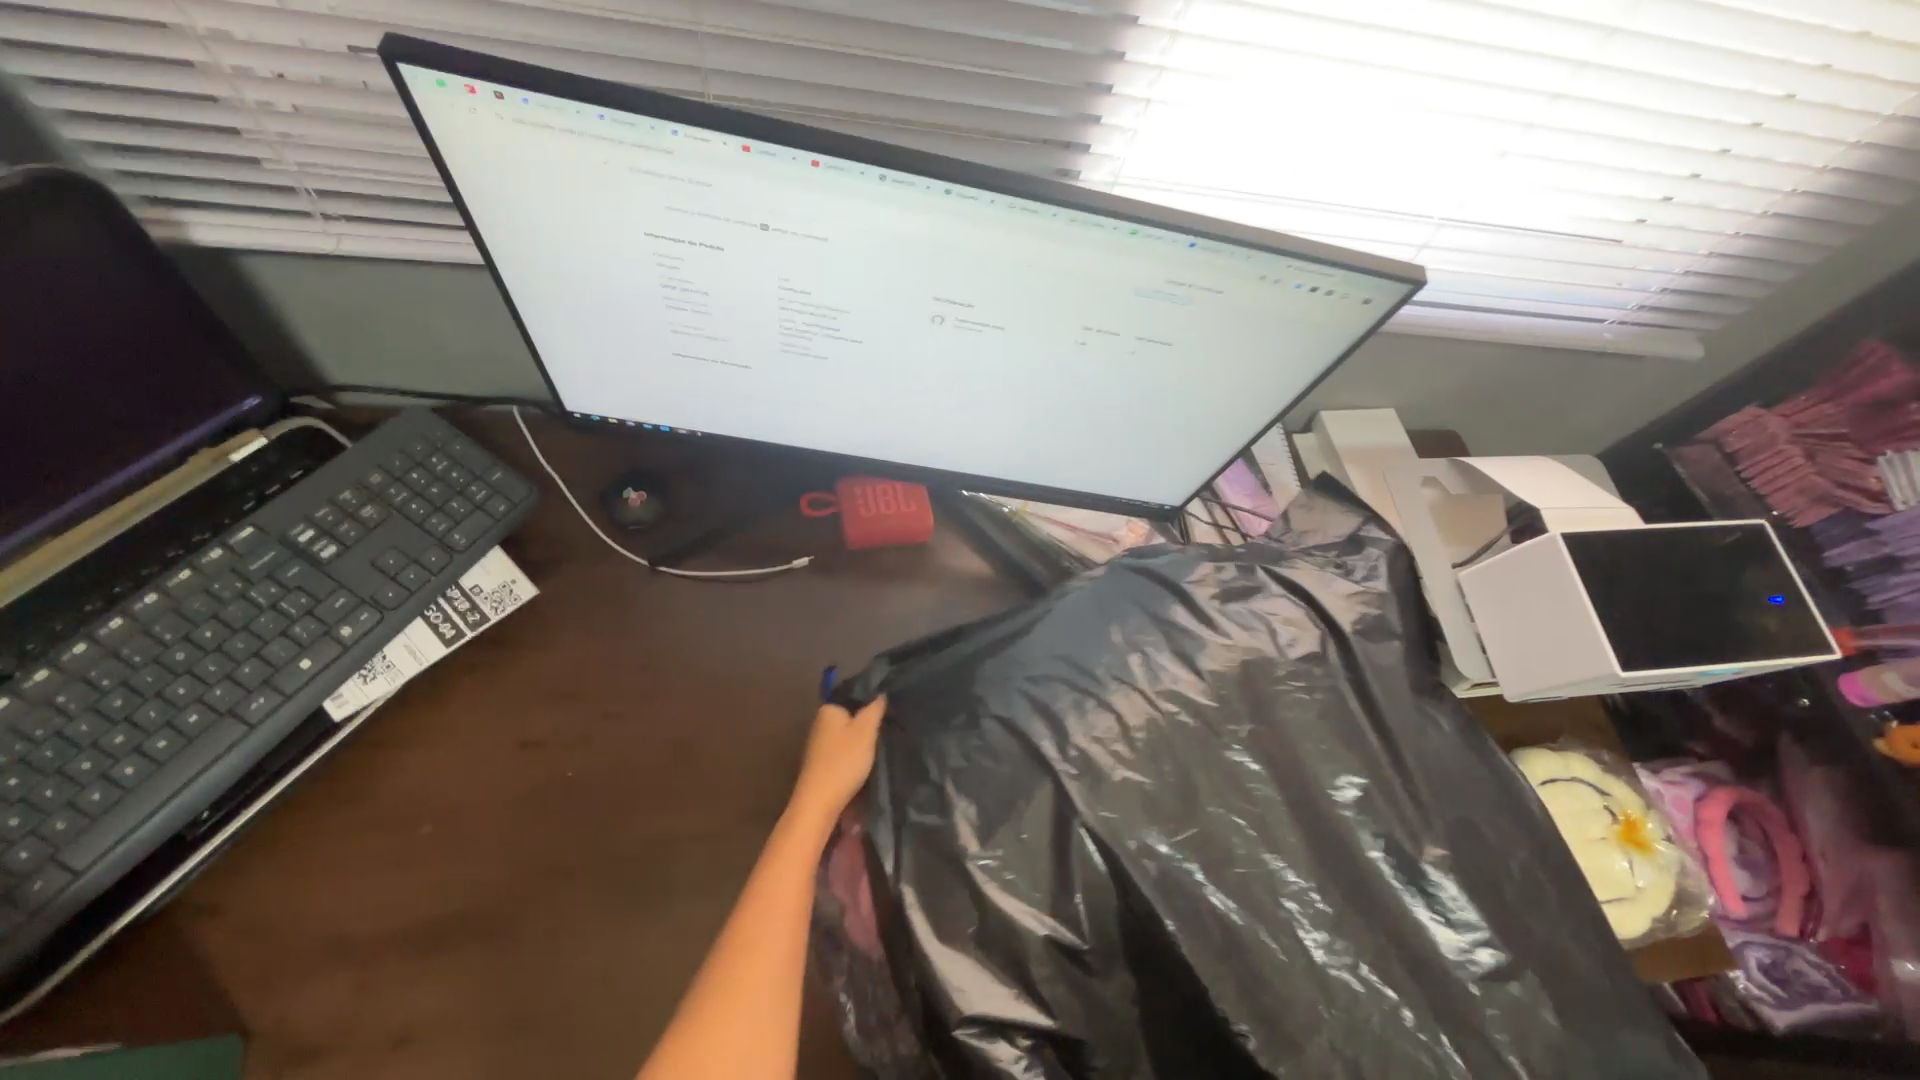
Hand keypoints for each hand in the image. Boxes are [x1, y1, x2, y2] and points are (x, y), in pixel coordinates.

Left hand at [788, 696, 885, 828]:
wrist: (819, 801)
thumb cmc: (844, 760)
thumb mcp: (865, 731)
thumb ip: (874, 709)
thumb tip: (880, 693)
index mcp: (828, 710)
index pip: (853, 698)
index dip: (871, 704)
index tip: (888, 714)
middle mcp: (819, 724)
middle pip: (850, 719)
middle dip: (866, 726)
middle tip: (887, 732)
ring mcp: (818, 745)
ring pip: (847, 737)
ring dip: (861, 744)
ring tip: (879, 749)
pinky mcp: (821, 764)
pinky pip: (842, 753)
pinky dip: (853, 758)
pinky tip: (864, 766)